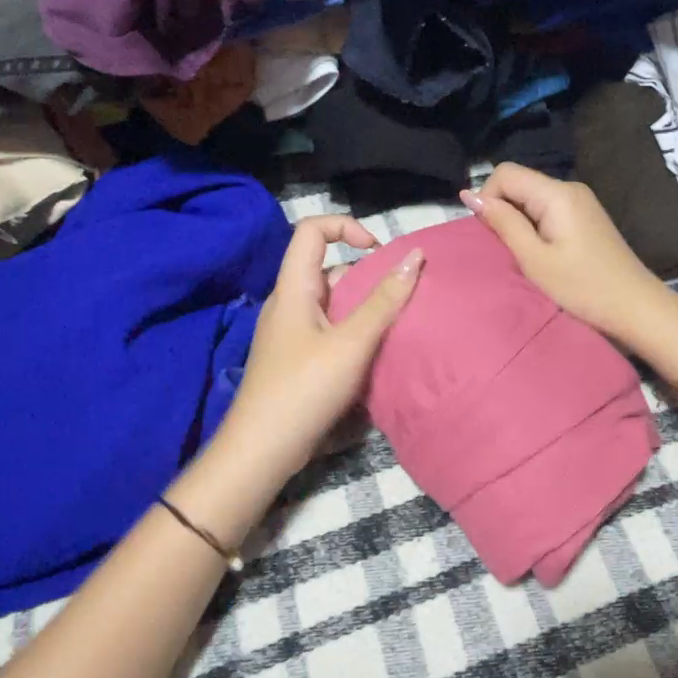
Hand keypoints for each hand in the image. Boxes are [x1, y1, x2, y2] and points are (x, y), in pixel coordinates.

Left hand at [214, 216, 423, 480]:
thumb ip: (385, 301)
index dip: (346, 227)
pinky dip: (355, 329)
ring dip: (364, 305)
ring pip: (332, 301)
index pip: (312, 230)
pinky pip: (330, 328)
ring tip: (399, 322)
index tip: (379, 251)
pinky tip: (378, 351)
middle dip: (367, 273)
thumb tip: (415, 255)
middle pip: (328, 266)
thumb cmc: (304, 389)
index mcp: (294, 287)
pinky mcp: (297, 358)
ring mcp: (291, 332)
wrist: (261, 451)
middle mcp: (289, 302)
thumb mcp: (352, 343)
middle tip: (402, 293)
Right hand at [461, 163, 677, 350]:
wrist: (636, 308)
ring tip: (523, 256)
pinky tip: (542, 255)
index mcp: (557, 193)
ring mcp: (581, 202)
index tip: (488, 234)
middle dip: (503, 210)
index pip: (506, 173)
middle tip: (506, 250)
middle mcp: (570, 188)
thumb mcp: (534, 259)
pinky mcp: (586, 217)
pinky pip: (549, 210)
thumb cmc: (582, 287)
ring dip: (519, 221)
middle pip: (520, 183)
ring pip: (533, 198)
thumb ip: (503, 223)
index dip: (487, 197)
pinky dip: (536, 226)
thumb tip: (469, 195)